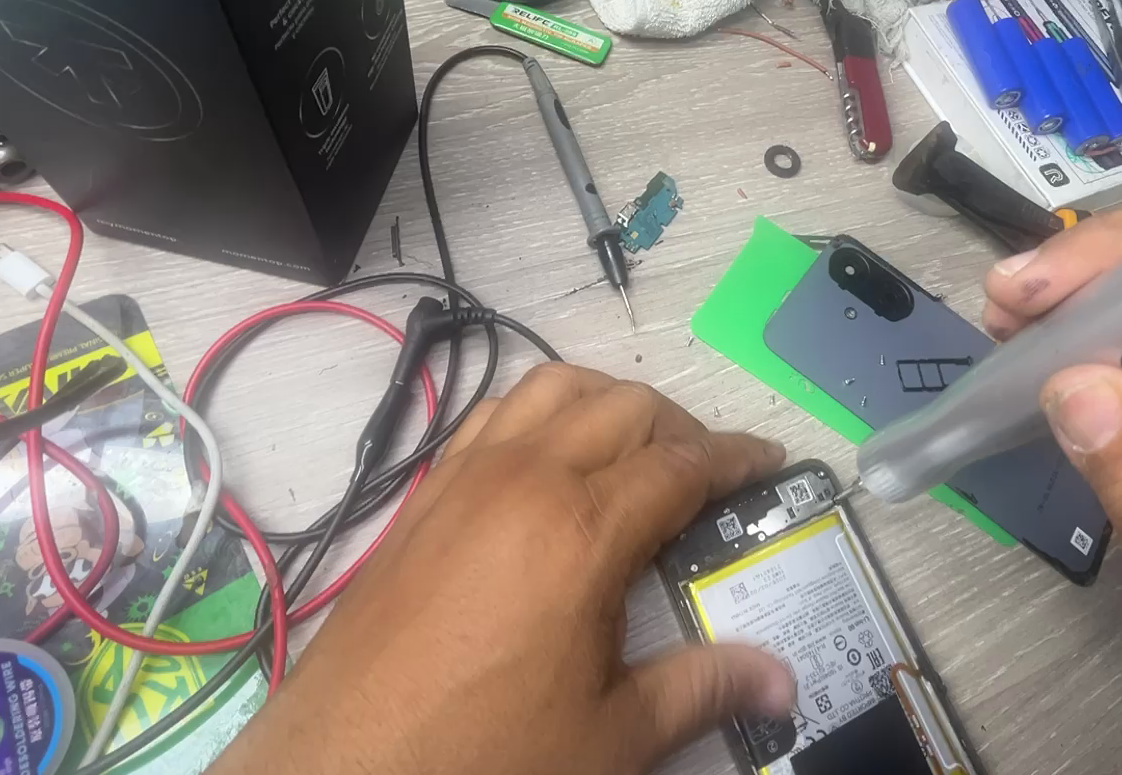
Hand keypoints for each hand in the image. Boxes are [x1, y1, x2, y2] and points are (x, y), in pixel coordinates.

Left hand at [210, 364, 793, 774]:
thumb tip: (782, 678)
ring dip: (610, 400)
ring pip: (558, 386)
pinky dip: (542, 409)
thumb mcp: (608, 738)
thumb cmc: (484, 758)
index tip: (769, 458)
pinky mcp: (430, 486)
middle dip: (681, 427)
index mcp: (584, 528)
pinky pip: (497, 411)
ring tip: (634, 443)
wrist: (339, 774)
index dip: (736, 457)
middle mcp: (530, 475)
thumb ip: (701, 688)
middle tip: (706, 472)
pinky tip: (550, 451)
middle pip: (628, 407)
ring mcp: (472, 471)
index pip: (683, 464)